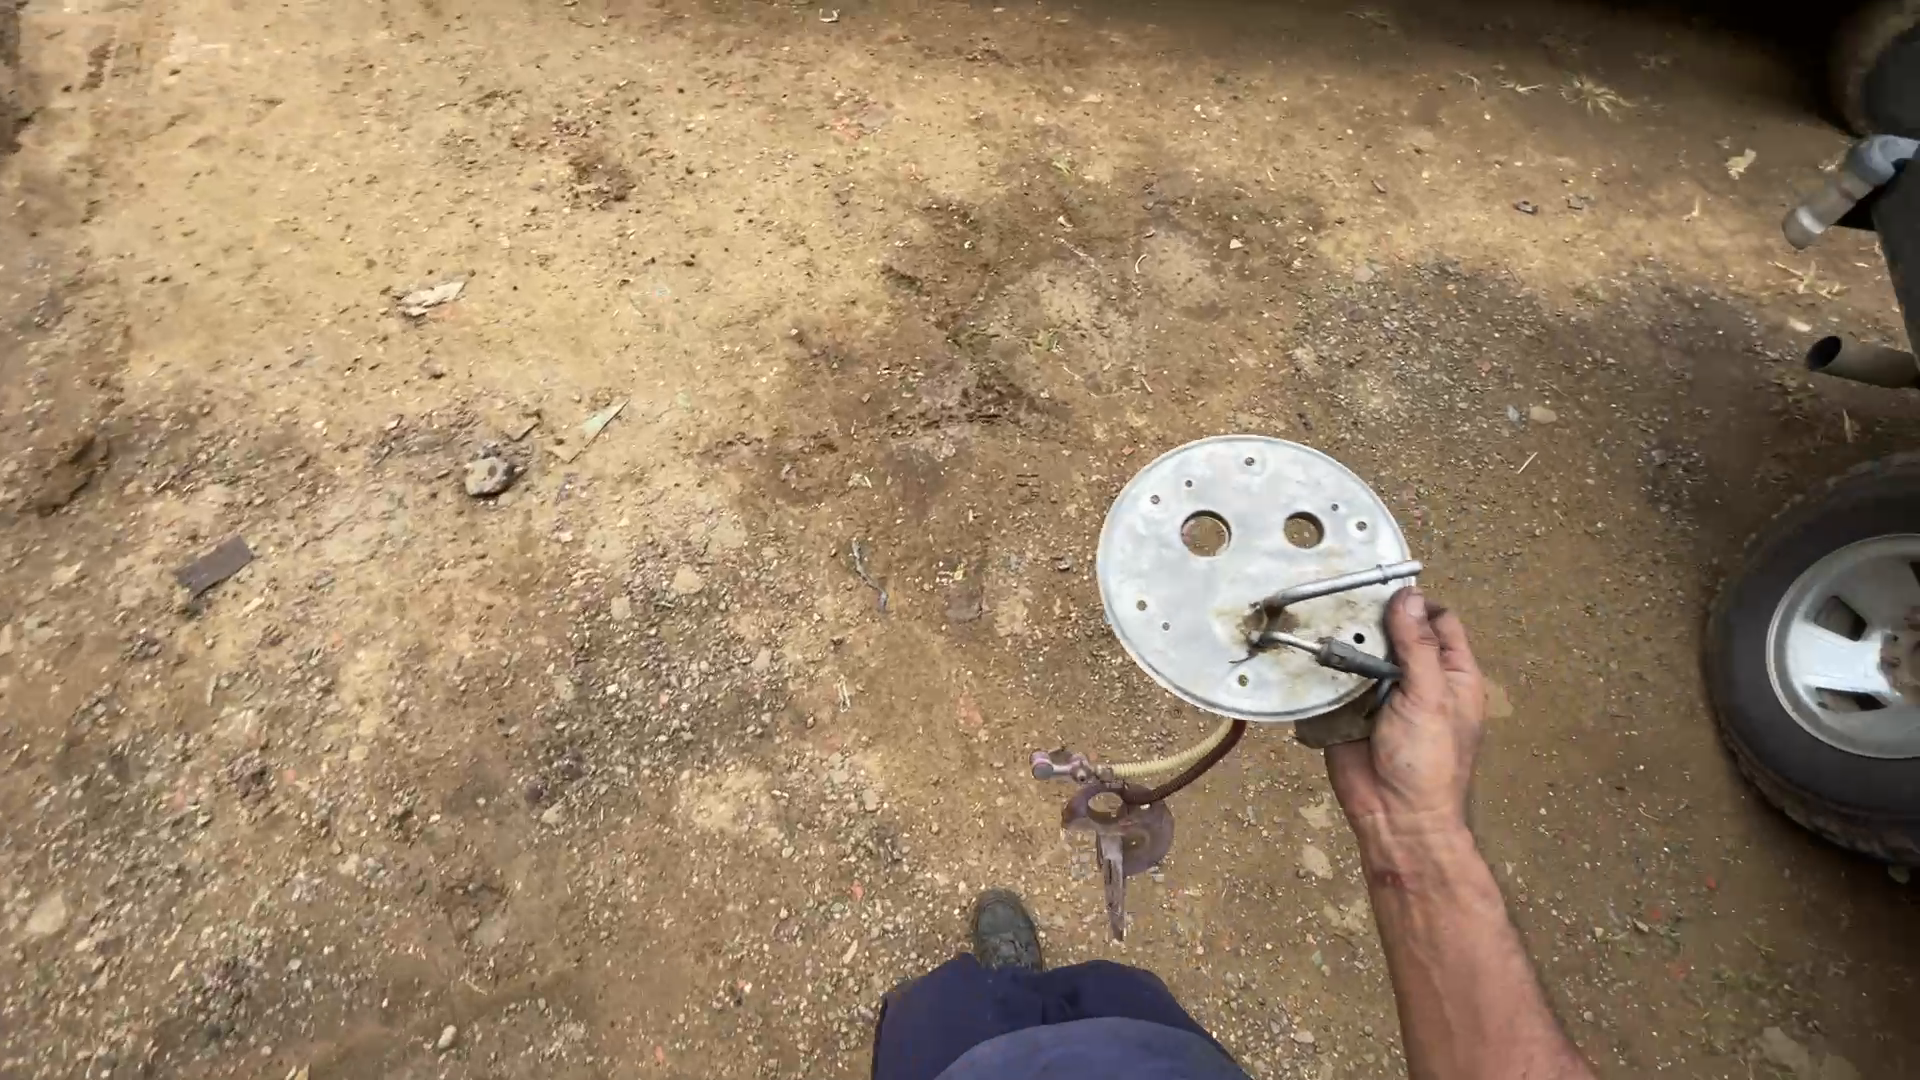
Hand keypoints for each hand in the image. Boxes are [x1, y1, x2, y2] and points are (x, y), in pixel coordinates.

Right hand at [1326, 587, 1485, 839]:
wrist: (1392, 814)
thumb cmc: (1427, 760)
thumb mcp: (1430, 697)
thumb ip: (1417, 646)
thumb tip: (1407, 594)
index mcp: (1451, 674)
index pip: (1438, 622)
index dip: (1414, 603)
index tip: (1380, 587)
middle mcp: (1415, 677)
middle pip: (1391, 632)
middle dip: (1367, 618)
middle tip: (1337, 598)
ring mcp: (1378, 692)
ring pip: (1358, 651)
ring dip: (1341, 639)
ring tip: (1316, 619)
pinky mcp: (1346, 705)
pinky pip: (1334, 676)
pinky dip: (1322, 664)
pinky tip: (1305, 648)